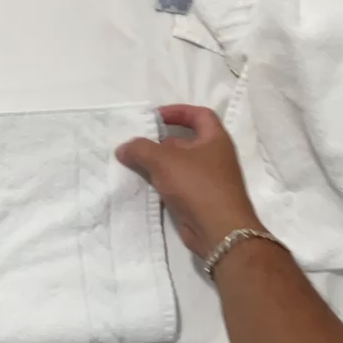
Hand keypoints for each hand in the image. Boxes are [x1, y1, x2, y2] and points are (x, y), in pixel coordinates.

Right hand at [116, 104, 263, 256]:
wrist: (219, 231)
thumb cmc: (197, 185)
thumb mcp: (164, 160)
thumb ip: (140, 149)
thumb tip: (123, 148)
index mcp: (215, 140)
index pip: (200, 115)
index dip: (178, 111)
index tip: (155, 117)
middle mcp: (215, 157)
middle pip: (186, 141)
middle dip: (161, 140)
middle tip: (137, 143)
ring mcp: (208, 179)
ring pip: (179, 164)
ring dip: (158, 163)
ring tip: (134, 163)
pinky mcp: (200, 199)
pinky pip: (177, 183)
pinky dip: (161, 181)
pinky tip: (144, 184)